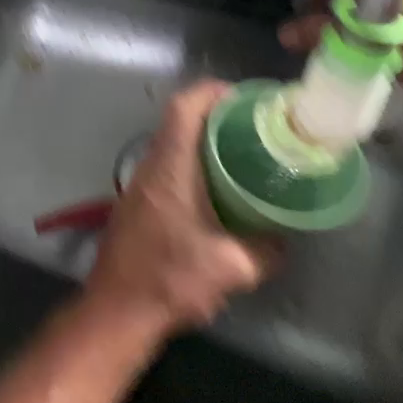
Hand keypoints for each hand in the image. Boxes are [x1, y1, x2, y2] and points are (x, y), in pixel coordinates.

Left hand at [85, 81, 278, 335]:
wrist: (118, 309)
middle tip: (256, 126)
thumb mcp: (233, 268)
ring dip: (203, 143)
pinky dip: (193, 166)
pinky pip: (167, 168)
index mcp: (169, 169)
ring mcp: (139, 185)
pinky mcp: (137, 203)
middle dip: (216, 116)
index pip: (183, 108)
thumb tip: (285, 239)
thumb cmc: (172, 280)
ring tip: (244, 154)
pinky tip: (219, 190)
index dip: (211, 93)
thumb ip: (266, 250)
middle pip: (178, 122)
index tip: (245, 97)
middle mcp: (150, 167)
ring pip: (172, 146)